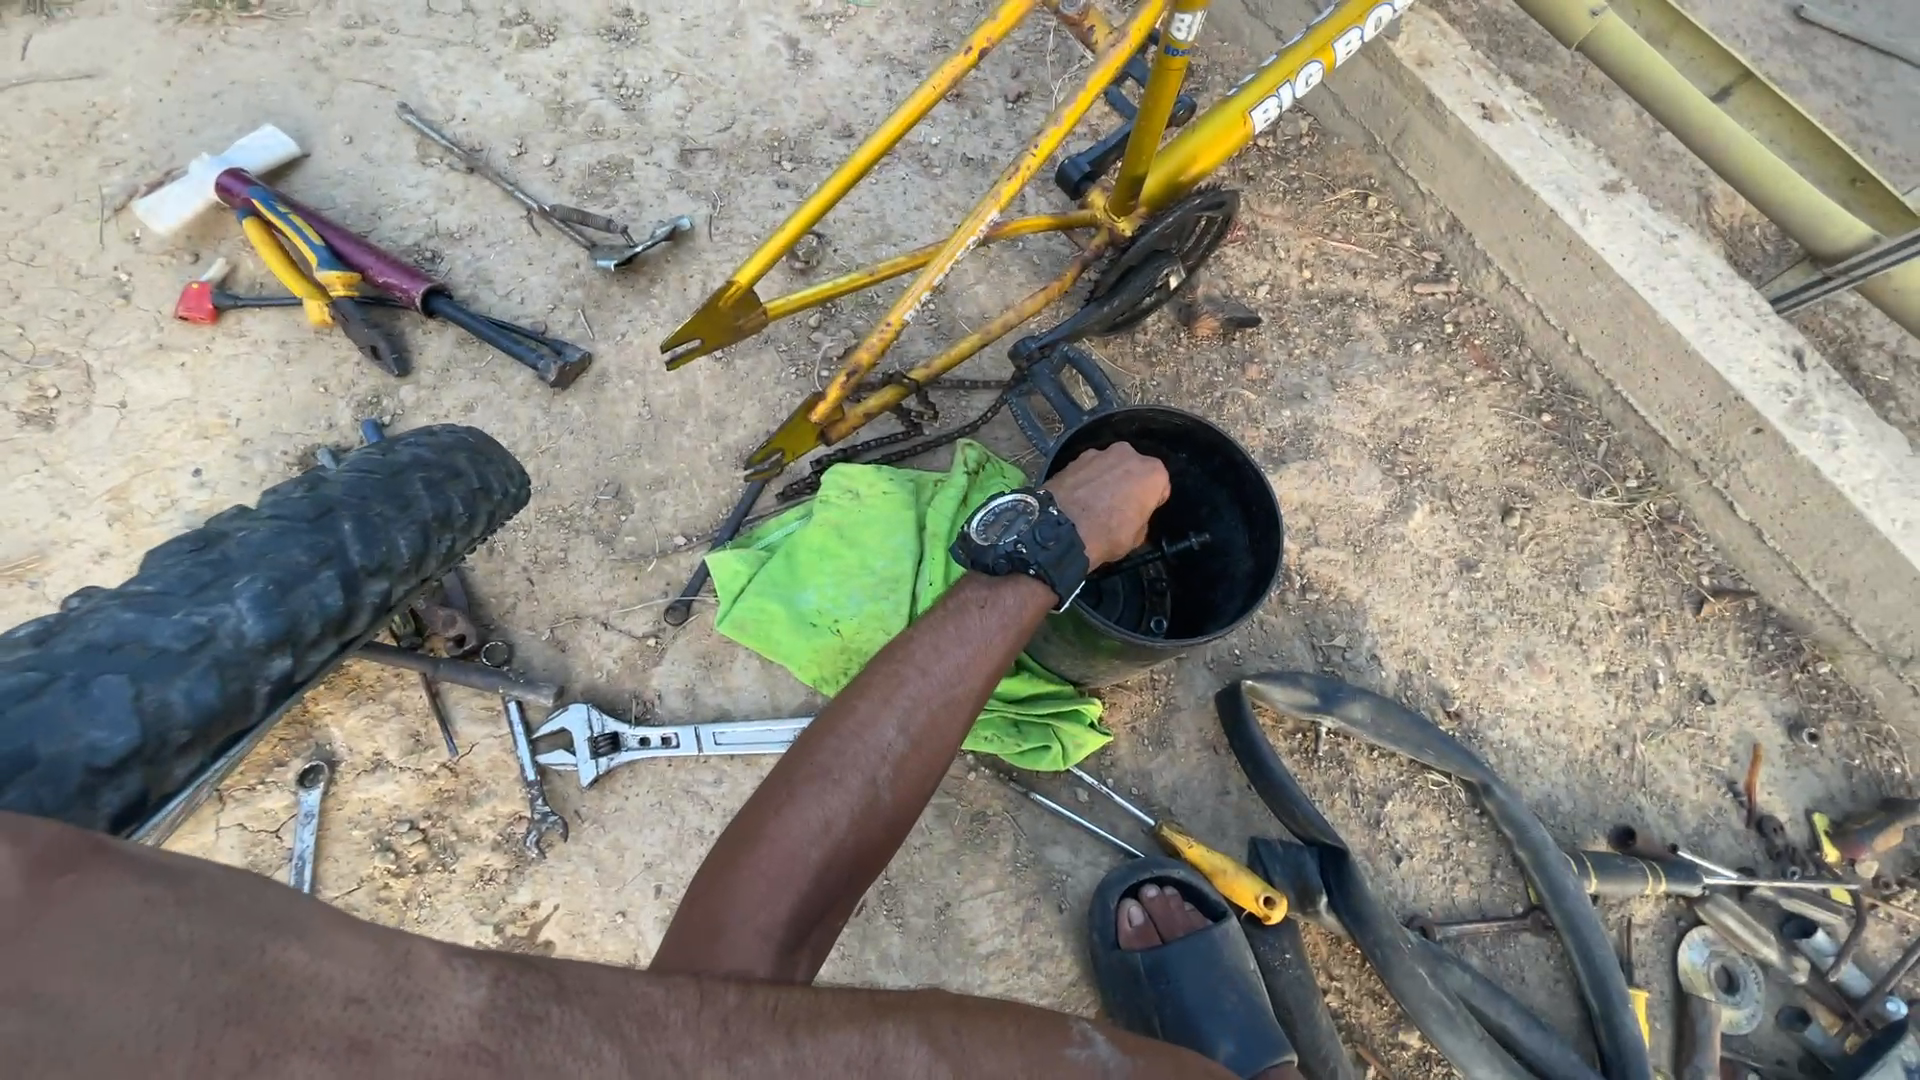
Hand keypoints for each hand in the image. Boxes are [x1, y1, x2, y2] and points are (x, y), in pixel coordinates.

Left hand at [1044, 442, 1170, 569]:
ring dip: (1106, 479)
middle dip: (1128, 483)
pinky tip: (1078, 498)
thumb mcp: (1136, 537)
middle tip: (1117, 506)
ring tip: (1093, 503)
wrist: (1060, 530)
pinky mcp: (1074, 458)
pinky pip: (1087, 470)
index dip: (1151, 501)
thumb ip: (1141, 519)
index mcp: (1153, 472)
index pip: (1159, 486)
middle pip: (1133, 470)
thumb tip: (1132, 516)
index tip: (1140, 513)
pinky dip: (1086, 480)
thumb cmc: (1107, 535)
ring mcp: (1098, 453)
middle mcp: (1128, 454)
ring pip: (1109, 467)